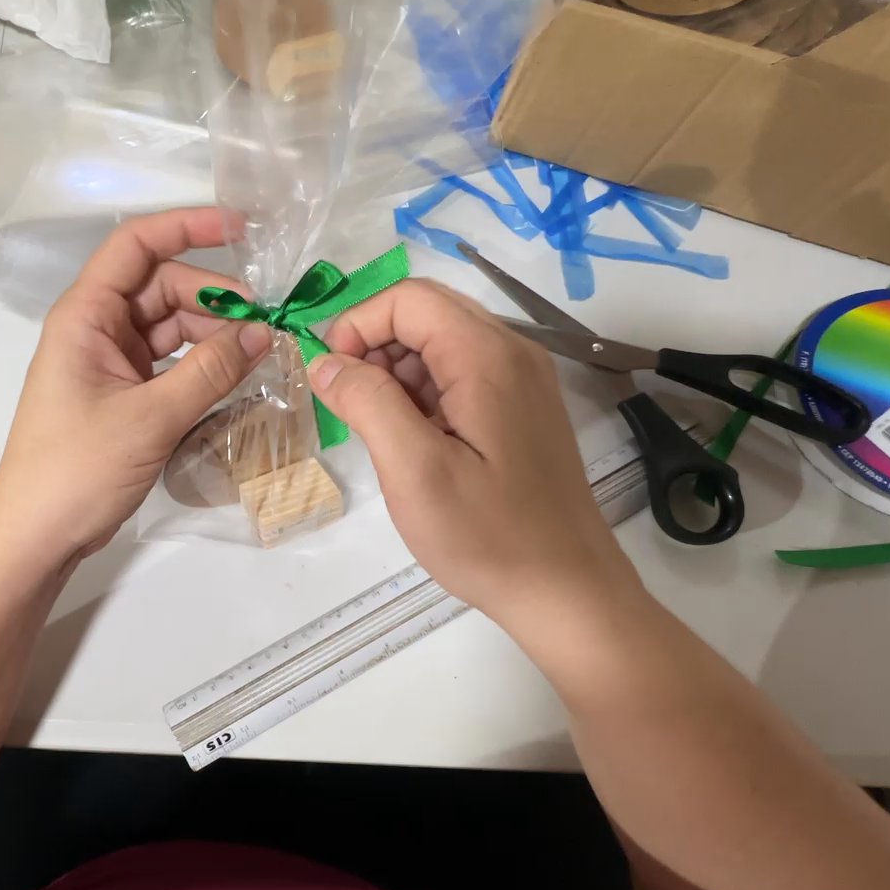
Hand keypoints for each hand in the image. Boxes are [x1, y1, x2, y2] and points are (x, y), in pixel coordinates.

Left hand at [0, 209, 272, 564]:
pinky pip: (167, 364)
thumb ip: (209, 371)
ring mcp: (108, 363)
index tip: (242, 229)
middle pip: (160, 288)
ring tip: (257, 354)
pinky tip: (233, 377)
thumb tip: (263, 333)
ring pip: (169, 328)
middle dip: (212, 297)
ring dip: (211, 335)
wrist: (38, 533)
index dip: (186, 227)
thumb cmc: (78, 468)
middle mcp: (96, 330)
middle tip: (263, 324)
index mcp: (85, 316)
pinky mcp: (121, 395)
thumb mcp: (150, 417)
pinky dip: (199, 366)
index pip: (135, 246)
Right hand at [308, 279, 642, 622]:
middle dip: (372, 346)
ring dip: (393, 371)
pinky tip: (411, 439)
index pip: (408, 298)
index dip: (357, 325)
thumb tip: (324, 361)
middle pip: (424, 312)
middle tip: (351, 404)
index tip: (331, 378)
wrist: (564, 591)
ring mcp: (518, 381)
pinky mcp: (516, 409)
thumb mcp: (414, 470)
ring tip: (380, 429)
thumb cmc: (487, 534)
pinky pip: (456, 374)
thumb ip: (367, 403)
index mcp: (487, 357)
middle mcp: (510, 354)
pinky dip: (418, 392)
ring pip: (437, 342)